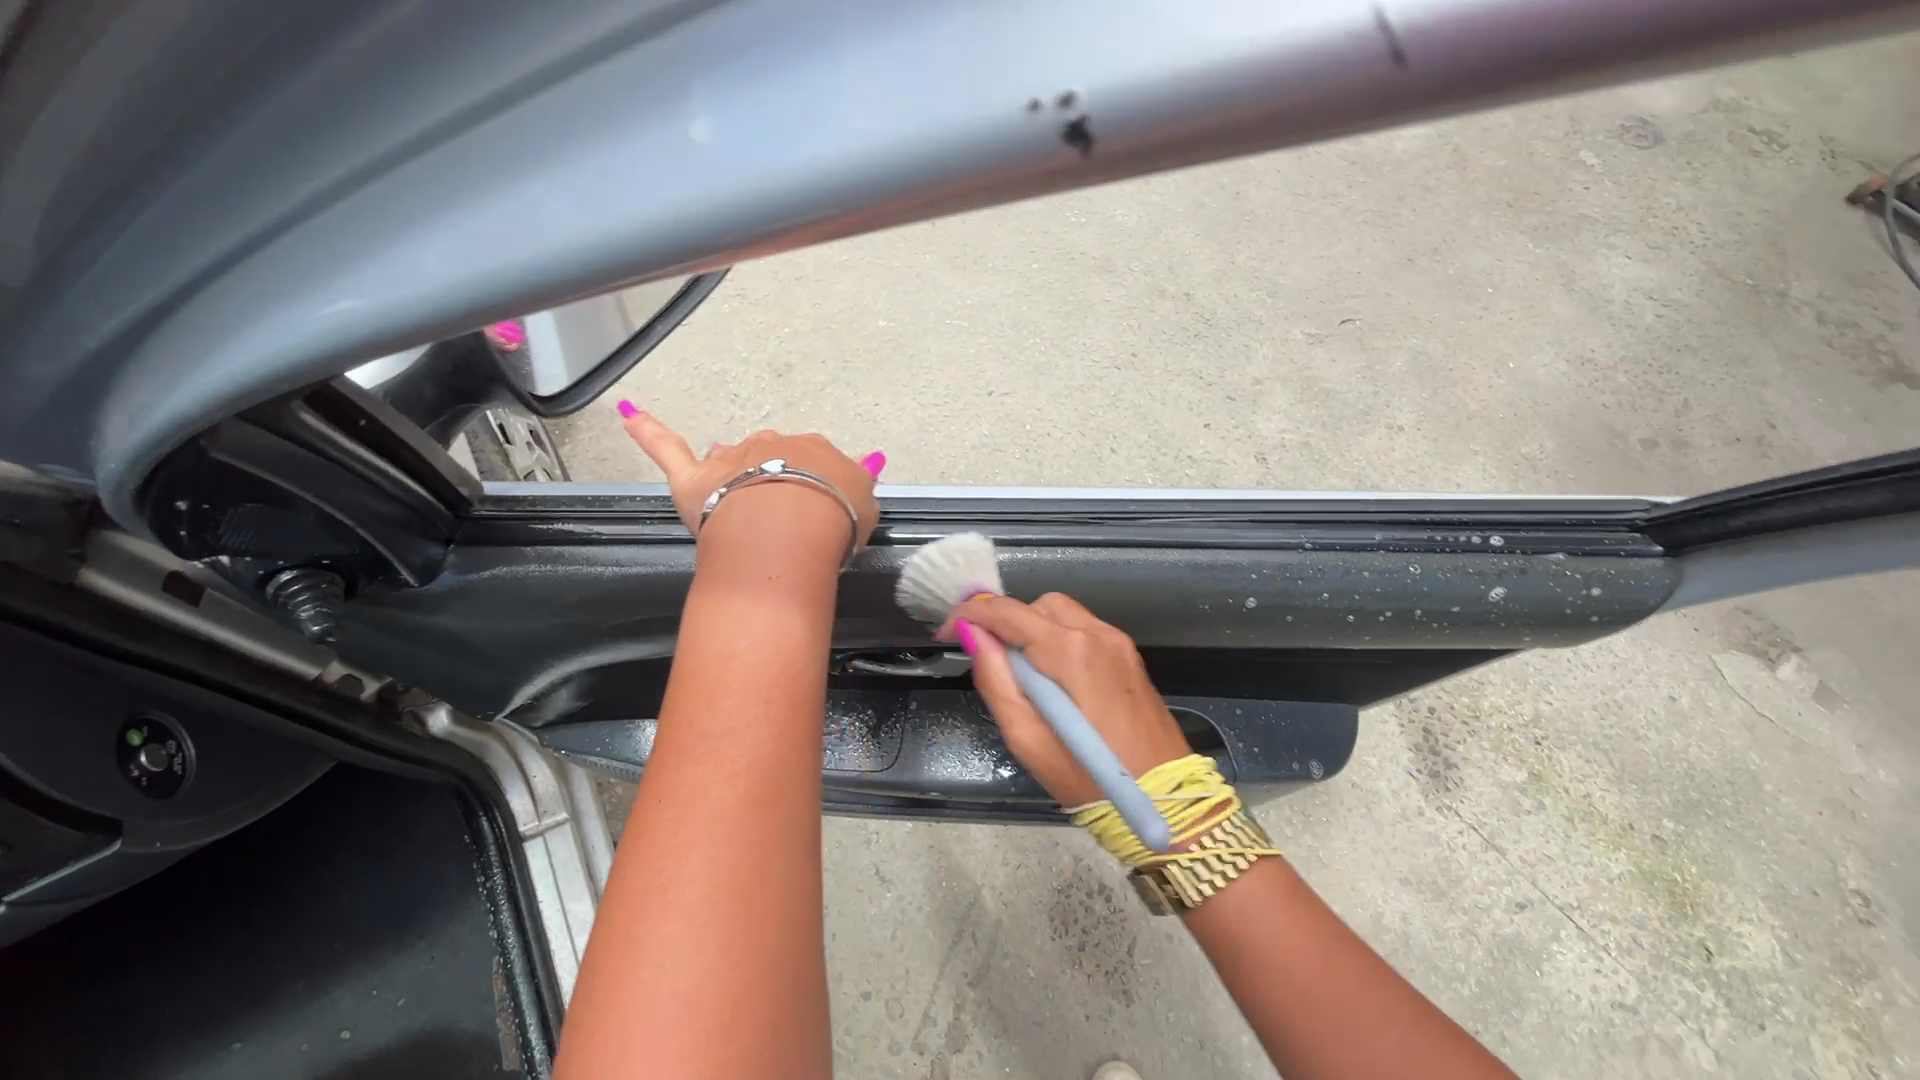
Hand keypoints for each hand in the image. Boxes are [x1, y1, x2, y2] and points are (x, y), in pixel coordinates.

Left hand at [618, 401, 882, 554]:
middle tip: (785, 513)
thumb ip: (859, 482)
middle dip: (775, 476)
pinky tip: (628, 413)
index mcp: (815, 449)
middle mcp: (773, 444)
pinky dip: (648, 432)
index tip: (822, 507)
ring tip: (739, 497)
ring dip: (734, 470)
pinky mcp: (692, 479)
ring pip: (730, 458)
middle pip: (772, 455)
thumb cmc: (834, 517)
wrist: (792, 527)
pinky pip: (667, 449)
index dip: (817, 485)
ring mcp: (731, 459)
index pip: (815, 461)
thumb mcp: (866, 502)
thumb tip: (866, 464)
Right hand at [942, 593, 1191, 806]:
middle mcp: (1096, 633)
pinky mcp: (1129, 656)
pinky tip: (1052, 677)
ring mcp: (1118, 642)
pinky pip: (1083, 628)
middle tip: (986, 658)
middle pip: (1035, 604)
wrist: (1166, 801)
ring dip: (1030, 629)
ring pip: (1061, 612)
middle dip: (1003, 622)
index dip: (968, 615)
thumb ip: (995, 680)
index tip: (944, 633)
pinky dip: (1057, 638)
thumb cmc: (1089, 780)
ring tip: (1019, 672)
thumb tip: (972, 635)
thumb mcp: (1027, 739)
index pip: (1006, 611)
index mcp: (1069, 651)